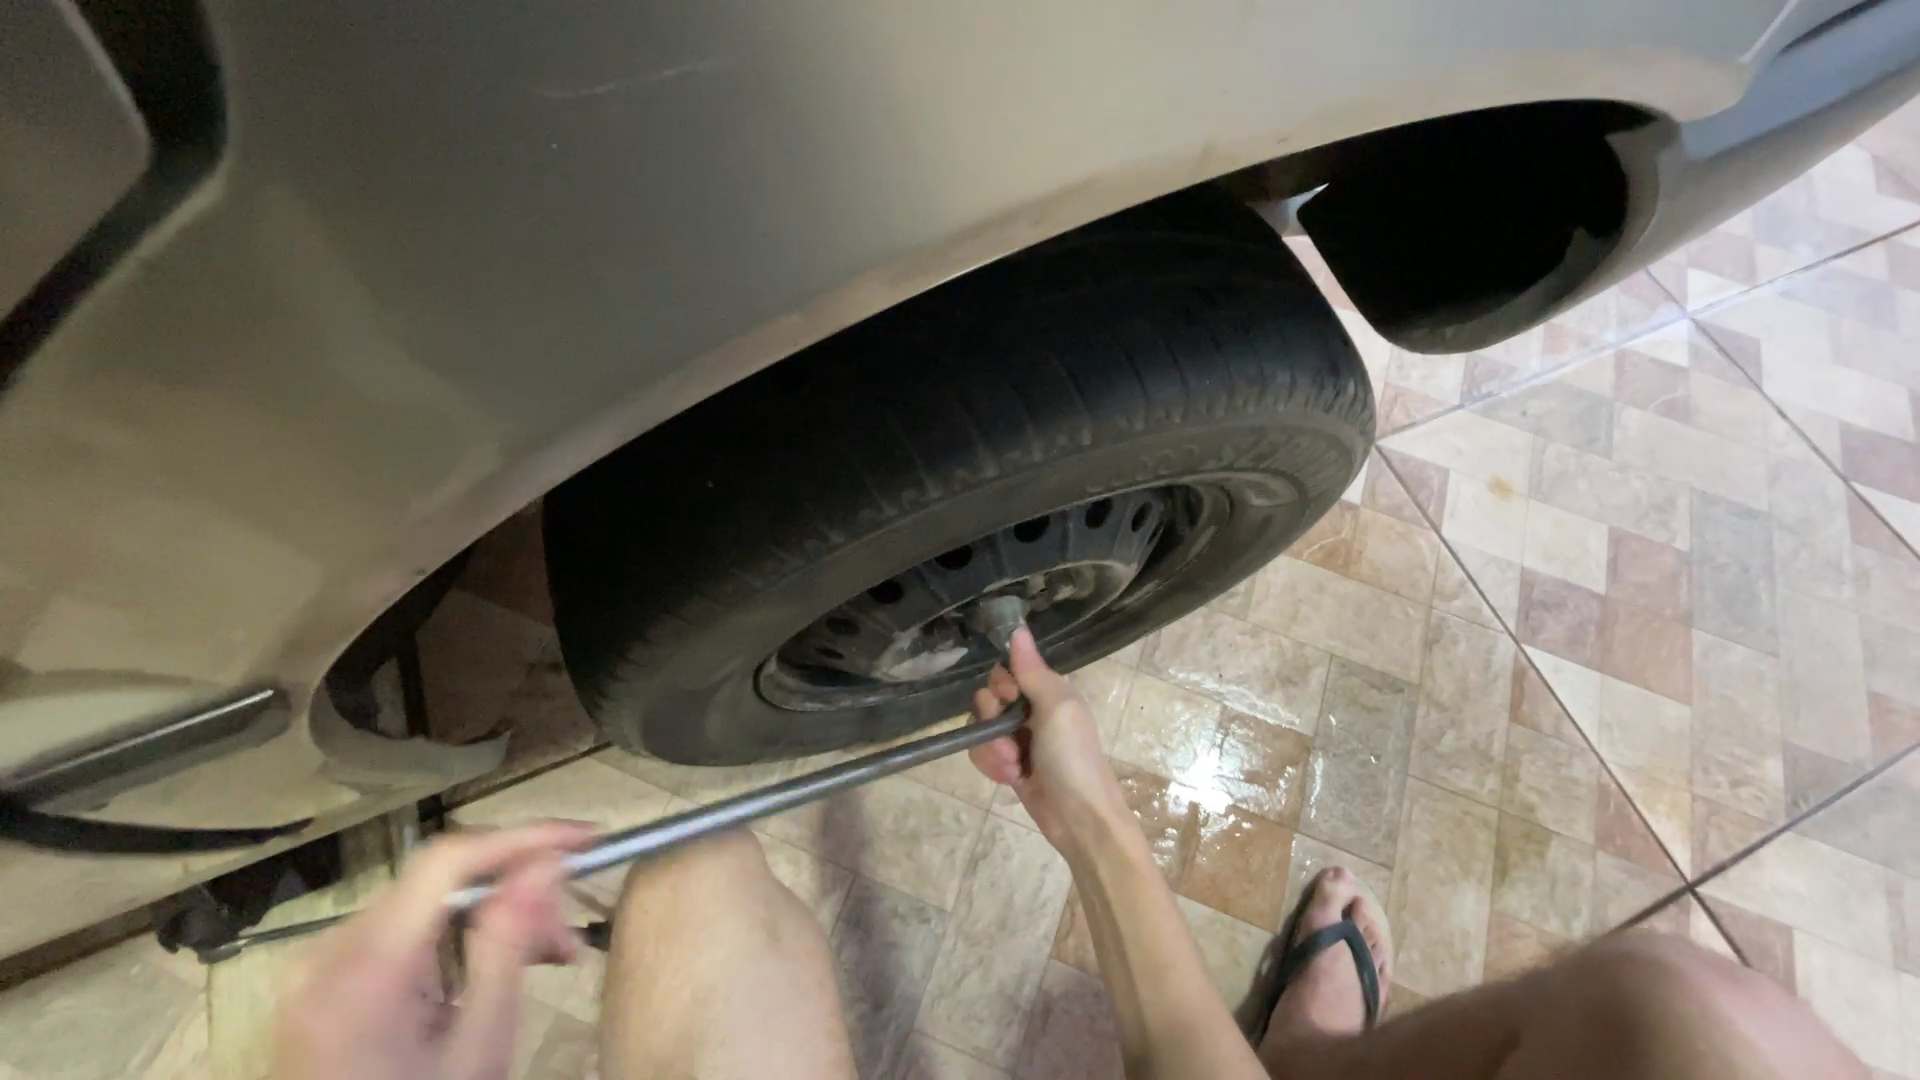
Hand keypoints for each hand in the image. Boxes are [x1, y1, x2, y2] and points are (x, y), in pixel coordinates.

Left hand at [272, 822, 588, 1079]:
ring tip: (552, 956)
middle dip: (521, 894)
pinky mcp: (330, 978)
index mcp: (361, 969)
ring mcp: (324, 965)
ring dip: (501, 917)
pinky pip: (415, 929)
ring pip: (438, 902)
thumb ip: (509, 946)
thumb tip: (547, 862)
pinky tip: (503, 965)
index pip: (449, 860)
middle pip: (448, 882)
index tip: (588, 839)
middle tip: (570, 937)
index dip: (525, 837)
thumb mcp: (479, 1046)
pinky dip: (467, 937)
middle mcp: (329, 952)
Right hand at [968, 626, 1126, 851]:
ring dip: (992, 749)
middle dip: (992, 722)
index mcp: (1049, 691)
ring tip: (1014, 766)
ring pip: (980, 729)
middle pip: (988, 699)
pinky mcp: (1009, 765)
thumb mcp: (1056, 707)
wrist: (1080, 819)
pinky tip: (1011, 778)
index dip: (1001, 686)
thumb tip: (1017, 627)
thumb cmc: (1073, 757)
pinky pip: (982, 754)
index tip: (1010, 698)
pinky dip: (992, 766)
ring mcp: (1019, 740)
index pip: (1006, 671)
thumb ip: (1032, 670)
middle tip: (1012, 740)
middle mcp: (1032, 710)